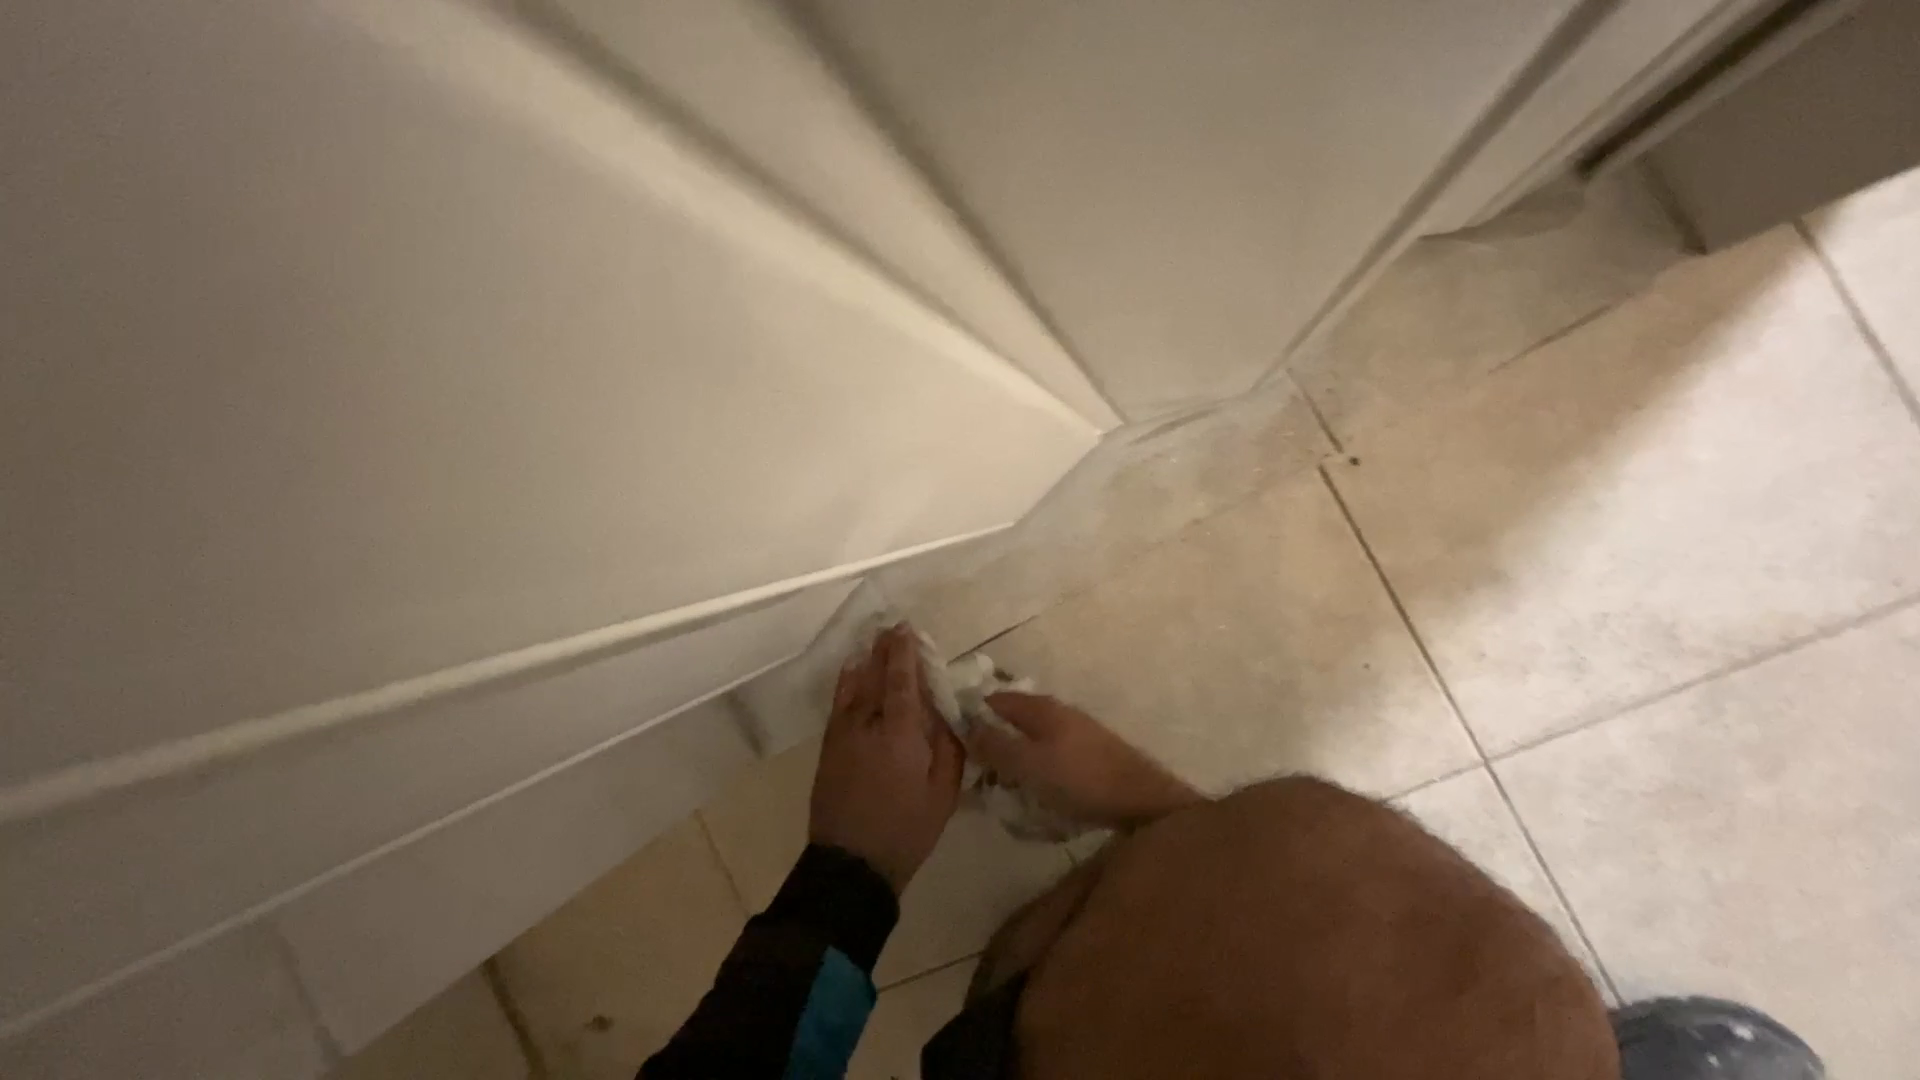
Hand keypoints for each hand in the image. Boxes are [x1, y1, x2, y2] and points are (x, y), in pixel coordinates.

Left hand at [810, 624, 964, 893]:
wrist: (851, 864)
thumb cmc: (906, 830)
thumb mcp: (943, 794)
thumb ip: (949, 749)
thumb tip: (948, 715)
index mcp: (900, 735)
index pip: (903, 682)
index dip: (904, 654)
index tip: (906, 629)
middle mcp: (868, 725)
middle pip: (875, 678)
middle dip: (884, 651)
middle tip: (892, 628)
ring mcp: (843, 736)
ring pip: (853, 688)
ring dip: (864, 663)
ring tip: (873, 643)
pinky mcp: (829, 749)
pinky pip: (838, 706)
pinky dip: (845, 685)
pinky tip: (851, 675)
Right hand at [968, 693, 1201, 830]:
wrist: (1143, 801)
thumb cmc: (1080, 779)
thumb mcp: (1028, 765)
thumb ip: (995, 746)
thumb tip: (966, 726)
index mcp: (1040, 707)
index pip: (995, 698)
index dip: (971, 713)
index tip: (950, 739)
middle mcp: (1058, 712)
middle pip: (1013, 720)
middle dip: (991, 741)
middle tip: (973, 771)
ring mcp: (1077, 732)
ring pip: (1031, 740)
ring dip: (1013, 759)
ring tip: (998, 786)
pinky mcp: (1089, 755)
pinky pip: (1049, 757)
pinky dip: (1034, 769)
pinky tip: (1032, 791)